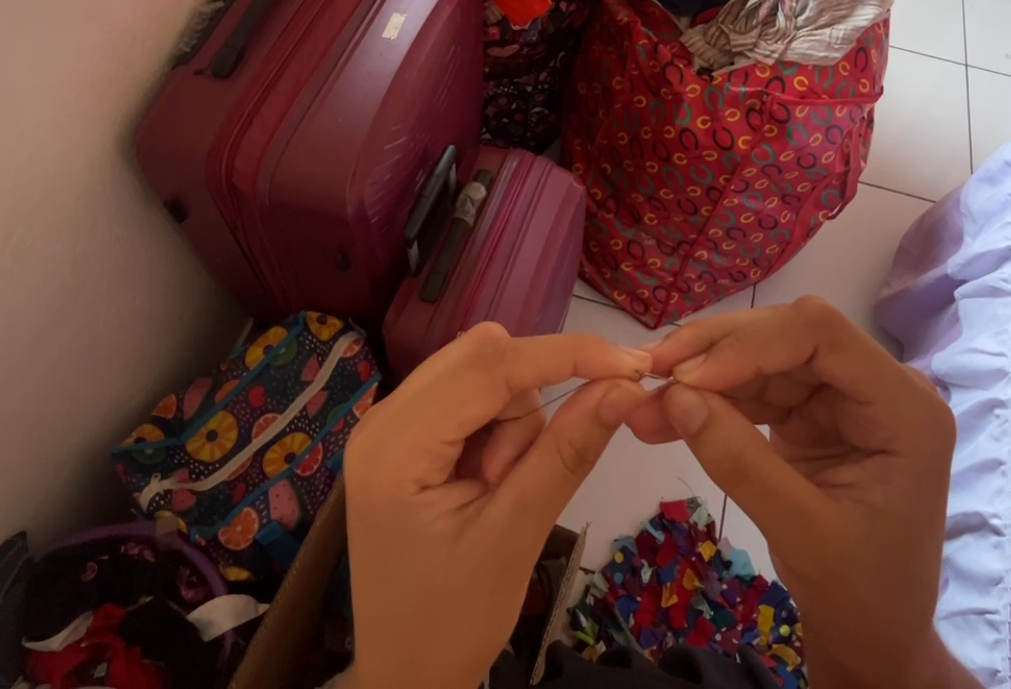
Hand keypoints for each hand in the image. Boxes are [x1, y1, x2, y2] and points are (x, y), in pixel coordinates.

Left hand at [343, 324, 652, 688]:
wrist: (406, 675)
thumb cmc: (453, 619)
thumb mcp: (516, 536)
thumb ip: (566, 453)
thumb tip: (622, 388)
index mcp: (395, 445)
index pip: (489, 366)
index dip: (564, 354)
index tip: (627, 362)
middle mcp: (383, 417)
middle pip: (481, 356)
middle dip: (527, 400)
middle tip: (523, 473)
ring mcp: (389, 423)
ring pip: (481, 370)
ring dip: (514, 418)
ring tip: (499, 489)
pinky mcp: (405, 435)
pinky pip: (471, 396)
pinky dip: (500, 425)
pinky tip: (489, 480)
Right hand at [625, 296, 975, 688]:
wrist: (873, 636)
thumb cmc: (861, 594)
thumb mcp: (801, 532)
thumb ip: (739, 461)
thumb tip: (673, 395)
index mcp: (903, 407)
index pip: (822, 335)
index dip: (750, 342)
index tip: (687, 375)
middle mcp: (876, 385)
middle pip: (786, 334)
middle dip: (715, 351)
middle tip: (651, 371)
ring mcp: (841, 395)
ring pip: (761, 355)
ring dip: (701, 373)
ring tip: (644, 399)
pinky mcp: (810, 410)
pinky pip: (752, 386)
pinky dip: (708, 397)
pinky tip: (666, 412)